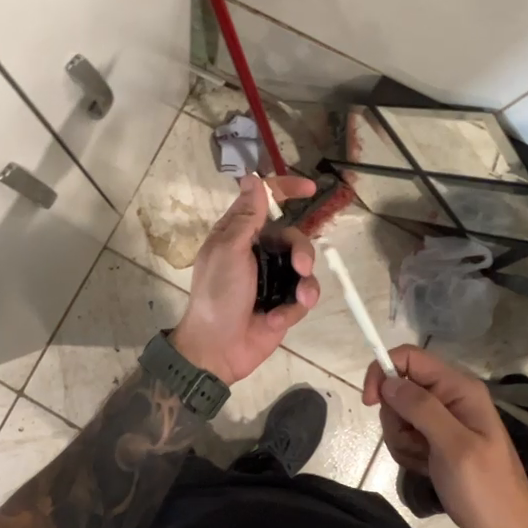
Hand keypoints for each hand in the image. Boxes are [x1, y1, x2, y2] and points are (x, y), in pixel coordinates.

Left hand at [167, 174, 320, 384]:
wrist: (217, 348)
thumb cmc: (216, 294)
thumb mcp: (228, 251)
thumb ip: (246, 216)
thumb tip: (252, 178)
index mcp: (239, 234)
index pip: (265, 202)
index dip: (286, 190)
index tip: (311, 189)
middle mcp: (257, 252)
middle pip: (294, 238)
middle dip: (302, 251)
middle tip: (300, 267)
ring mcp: (272, 279)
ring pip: (305, 269)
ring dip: (304, 285)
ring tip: (299, 301)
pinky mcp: (283, 304)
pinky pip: (302, 297)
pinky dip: (292, 309)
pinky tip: (275, 320)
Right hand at [363, 345, 527, 527]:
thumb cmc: (486, 490)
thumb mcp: (454, 447)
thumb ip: (422, 409)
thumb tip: (388, 381)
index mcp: (459, 388)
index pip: (409, 357)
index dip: (383, 371)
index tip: (370, 402)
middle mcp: (450, 396)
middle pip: (399, 387)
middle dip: (395, 417)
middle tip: (414, 444)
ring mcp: (444, 419)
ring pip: (398, 413)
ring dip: (401, 439)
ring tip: (424, 461)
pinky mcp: (437, 439)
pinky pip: (405, 434)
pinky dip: (407, 451)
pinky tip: (426, 468)